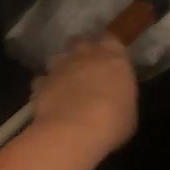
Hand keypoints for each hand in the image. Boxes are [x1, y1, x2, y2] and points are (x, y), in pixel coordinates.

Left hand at [28, 34, 137, 156]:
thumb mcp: (129, 109)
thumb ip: (120, 94)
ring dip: (62, 68)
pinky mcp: (41, 83)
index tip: (108, 57)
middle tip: (86, 68)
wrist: (75, 131)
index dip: (107, 47)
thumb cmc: (113, 120)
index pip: (110, 39)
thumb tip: (115, 97)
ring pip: (58, 58)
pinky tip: (50, 101)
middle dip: (81, 51)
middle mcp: (85, 54)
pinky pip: (42, 81)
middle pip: (80, 42)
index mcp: (113, 56)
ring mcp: (60, 67)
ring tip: (66, 84)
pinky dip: (45, 88)